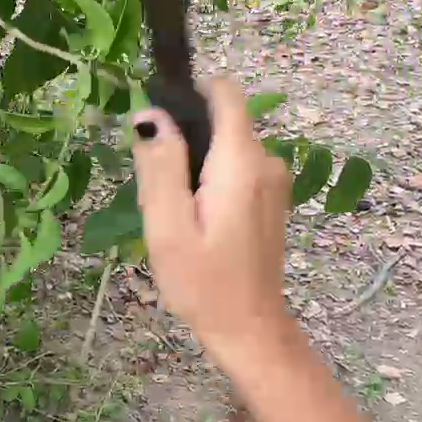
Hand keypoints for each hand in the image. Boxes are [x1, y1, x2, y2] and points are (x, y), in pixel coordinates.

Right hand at [130, 77, 294, 358]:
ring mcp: (272, 180)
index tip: (155, 122)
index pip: (224, 92)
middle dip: (180, 143)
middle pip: (216, 122)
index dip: (187, 92)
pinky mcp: (269, 197)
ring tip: (174, 216)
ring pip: (221, 147)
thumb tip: (149, 114)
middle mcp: (265, 161)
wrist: (248, 328)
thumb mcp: (167, 226)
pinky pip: (231, 169)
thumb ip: (160, 165)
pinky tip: (194, 223)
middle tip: (158, 197)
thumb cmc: (202, 282)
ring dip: (191, 167)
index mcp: (240, 163)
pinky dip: (207, 183)